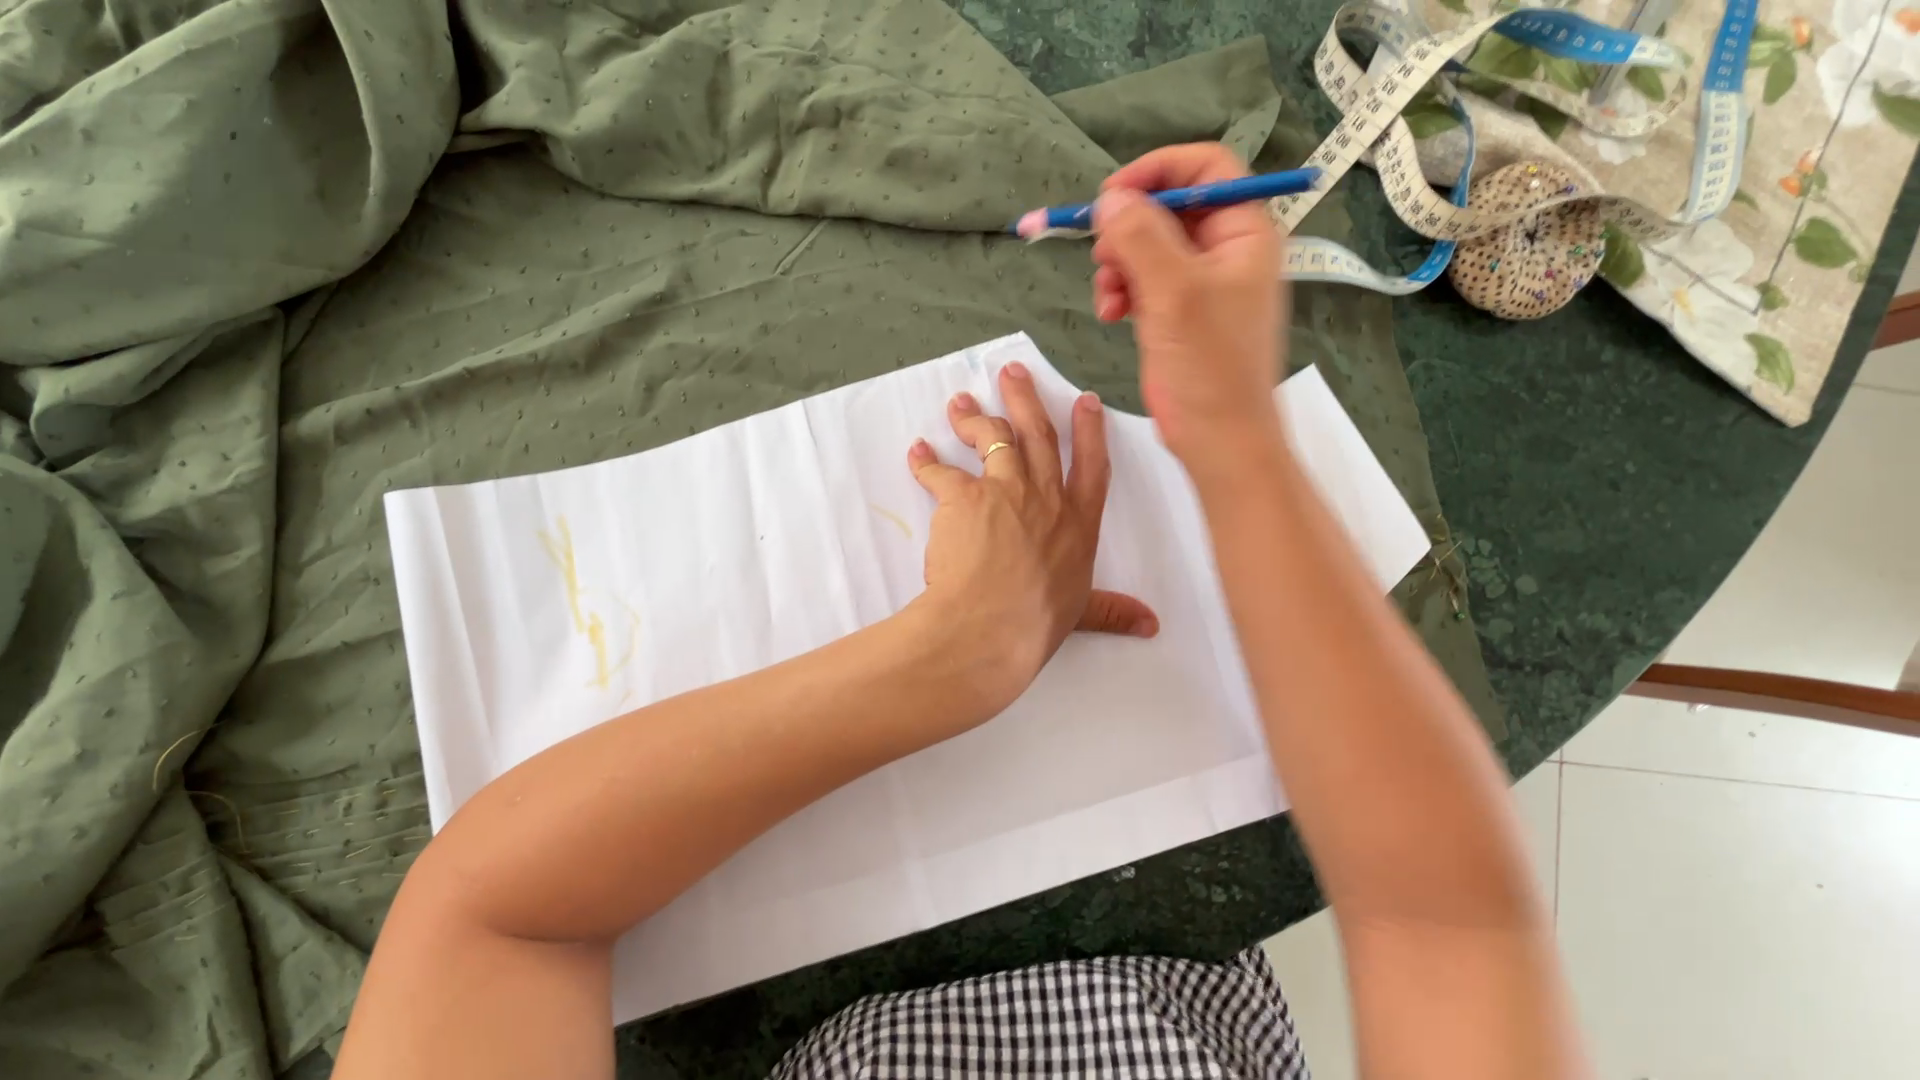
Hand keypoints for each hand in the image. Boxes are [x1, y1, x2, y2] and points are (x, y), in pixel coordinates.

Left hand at [906, 362, 1157, 710]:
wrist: (993, 624)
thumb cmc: (1038, 621)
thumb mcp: (1083, 612)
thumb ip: (1113, 611)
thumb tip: (1151, 625)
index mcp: (1078, 522)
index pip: (1090, 466)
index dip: (1089, 431)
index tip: (1085, 401)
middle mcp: (1046, 497)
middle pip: (1038, 434)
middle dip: (1025, 399)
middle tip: (1011, 372)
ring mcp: (1006, 490)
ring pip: (992, 438)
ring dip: (975, 416)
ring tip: (960, 403)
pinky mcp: (964, 496)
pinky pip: (941, 470)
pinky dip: (926, 460)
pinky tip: (917, 453)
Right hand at [1090, 143, 1287, 473]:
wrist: (1219, 439)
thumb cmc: (1209, 366)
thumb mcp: (1173, 293)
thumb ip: (1141, 237)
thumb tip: (1109, 199)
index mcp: (1245, 232)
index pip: (1206, 167)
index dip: (1157, 171)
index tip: (1112, 195)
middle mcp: (1226, 249)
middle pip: (1168, 207)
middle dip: (1129, 228)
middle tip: (1102, 255)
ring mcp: (1201, 282)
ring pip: (1148, 245)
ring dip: (1118, 264)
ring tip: (1107, 297)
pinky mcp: (1179, 312)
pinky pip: (1143, 281)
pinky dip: (1121, 290)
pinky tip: (1110, 315)